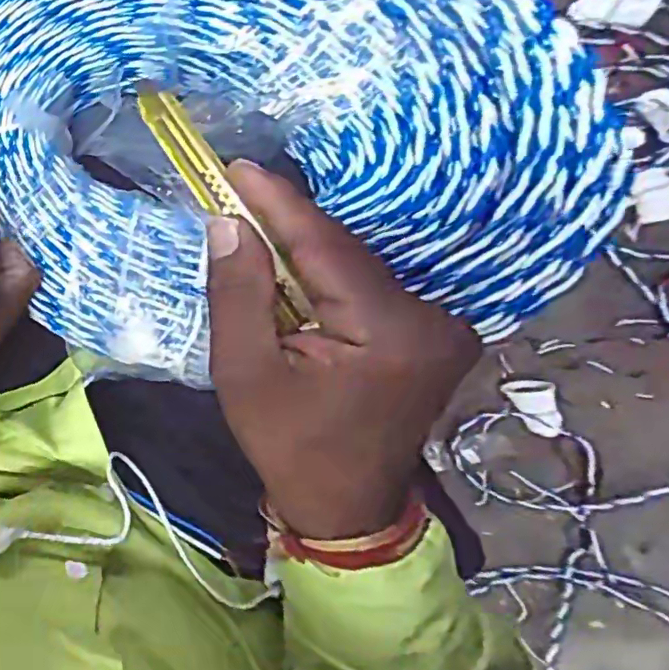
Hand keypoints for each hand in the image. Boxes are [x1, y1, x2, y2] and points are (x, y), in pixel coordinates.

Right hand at [206, 161, 480, 538]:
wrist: (343, 502)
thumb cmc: (286, 441)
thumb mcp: (244, 370)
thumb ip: (238, 294)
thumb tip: (228, 225)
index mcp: (390, 332)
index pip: (325, 247)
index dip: (277, 203)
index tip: (236, 167)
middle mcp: (432, 319)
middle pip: (342, 252)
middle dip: (285, 221)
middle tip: (233, 190)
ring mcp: (440, 325)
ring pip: (353, 264)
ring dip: (300, 244)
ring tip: (251, 220)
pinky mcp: (430, 331)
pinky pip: (364, 282)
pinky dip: (321, 269)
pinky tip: (287, 261)